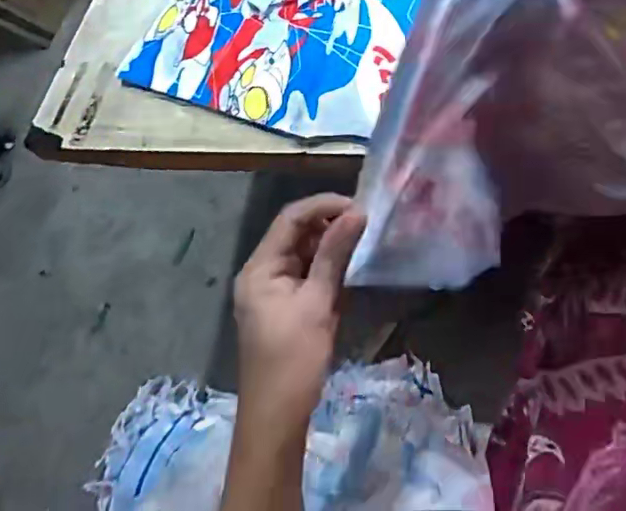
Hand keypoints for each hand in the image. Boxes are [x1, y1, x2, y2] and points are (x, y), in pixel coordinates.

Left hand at [232, 194, 366, 425]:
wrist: (276, 421)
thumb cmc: (294, 360)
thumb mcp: (318, 303)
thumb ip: (334, 254)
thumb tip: (357, 213)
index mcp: (260, 268)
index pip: (291, 218)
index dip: (324, 206)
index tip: (358, 206)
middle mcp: (262, 272)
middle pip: (297, 232)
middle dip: (330, 223)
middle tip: (365, 222)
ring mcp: (273, 290)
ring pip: (305, 252)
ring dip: (332, 244)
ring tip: (363, 239)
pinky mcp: (286, 306)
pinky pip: (308, 273)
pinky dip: (329, 266)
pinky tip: (351, 266)